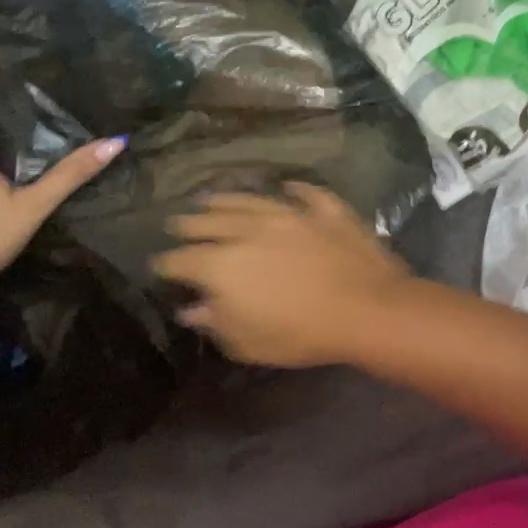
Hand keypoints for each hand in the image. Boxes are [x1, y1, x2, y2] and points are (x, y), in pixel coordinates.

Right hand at [154, 182, 413, 367]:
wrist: (367, 307)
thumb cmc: (300, 333)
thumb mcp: (245, 341)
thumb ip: (216, 320)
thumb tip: (194, 307)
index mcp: (223, 264)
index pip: (182, 259)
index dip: (167, 263)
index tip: (160, 264)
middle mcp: (253, 230)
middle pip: (213, 221)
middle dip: (191, 224)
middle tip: (178, 223)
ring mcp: (295, 215)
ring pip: (254, 200)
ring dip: (230, 199)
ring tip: (212, 199)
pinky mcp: (330, 211)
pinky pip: (309, 193)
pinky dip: (296, 188)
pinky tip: (288, 186)